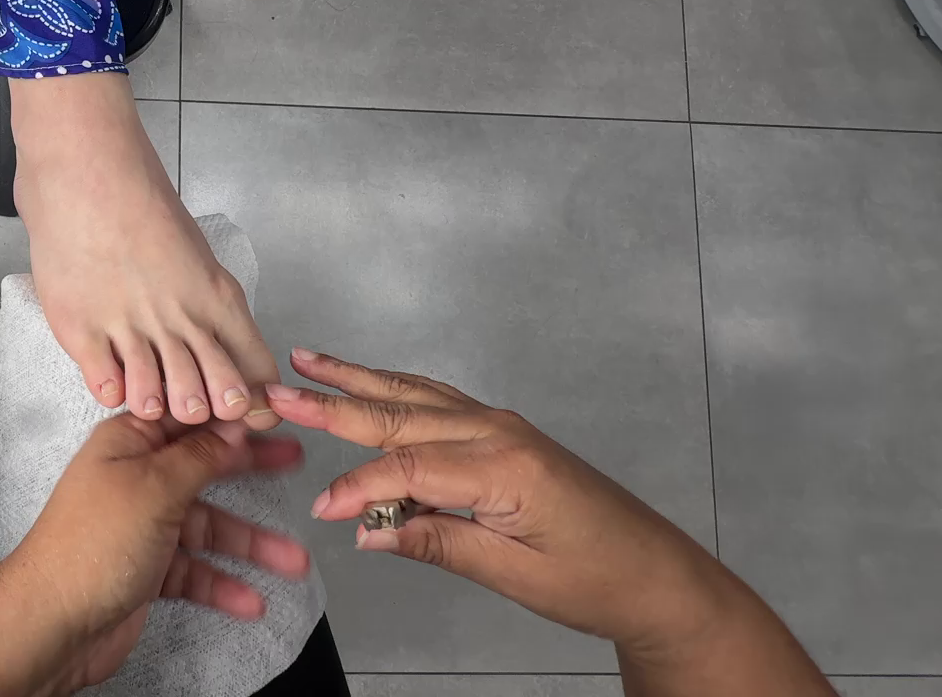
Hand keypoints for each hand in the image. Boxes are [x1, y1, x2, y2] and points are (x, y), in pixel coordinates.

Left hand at [1, 415, 309, 691]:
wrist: (54, 620)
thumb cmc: (92, 543)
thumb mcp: (154, 486)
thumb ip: (198, 456)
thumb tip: (230, 425)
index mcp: (129, 441)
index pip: (187, 418)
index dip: (228, 414)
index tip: (269, 414)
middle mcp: (136, 477)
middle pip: (204, 467)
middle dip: (248, 469)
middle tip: (292, 462)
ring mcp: (142, 524)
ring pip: (206, 526)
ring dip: (249, 545)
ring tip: (294, 561)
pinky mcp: (147, 568)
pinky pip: (195, 571)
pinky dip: (222, 584)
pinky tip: (251, 600)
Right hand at [11, 72, 280, 426]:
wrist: (85, 169)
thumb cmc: (140, 195)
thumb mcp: (192, 247)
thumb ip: (205, 296)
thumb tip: (210, 337)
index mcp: (217, 297)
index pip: (254, 373)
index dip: (249, 400)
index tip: (233, 402)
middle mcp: (179, 320)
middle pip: (209, 401)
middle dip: (200, 408)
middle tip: (182, 392)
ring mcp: (128, 328)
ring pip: (158, 402)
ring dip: (153, 400)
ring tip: (143, 382)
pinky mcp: (81, 330)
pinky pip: (106, 389)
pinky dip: (111, 387)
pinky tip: (109, 368)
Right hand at [263, 348, 752, 657]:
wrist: (660, 575)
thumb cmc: (595, 580)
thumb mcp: (515, 575)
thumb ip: (435, 541)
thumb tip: (366, 530)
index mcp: (502, 466)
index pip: (408, 468)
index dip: (359, 486)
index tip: (323, 507)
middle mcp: (493, 429)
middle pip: (396, 412)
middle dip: (332, 403)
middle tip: (280, 392)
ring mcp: (494, 420)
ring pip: (408, 392)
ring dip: (353, 377)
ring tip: (307, 360)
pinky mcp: (495, 424)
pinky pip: (430, 396)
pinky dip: (388, 385)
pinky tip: (364, 379)